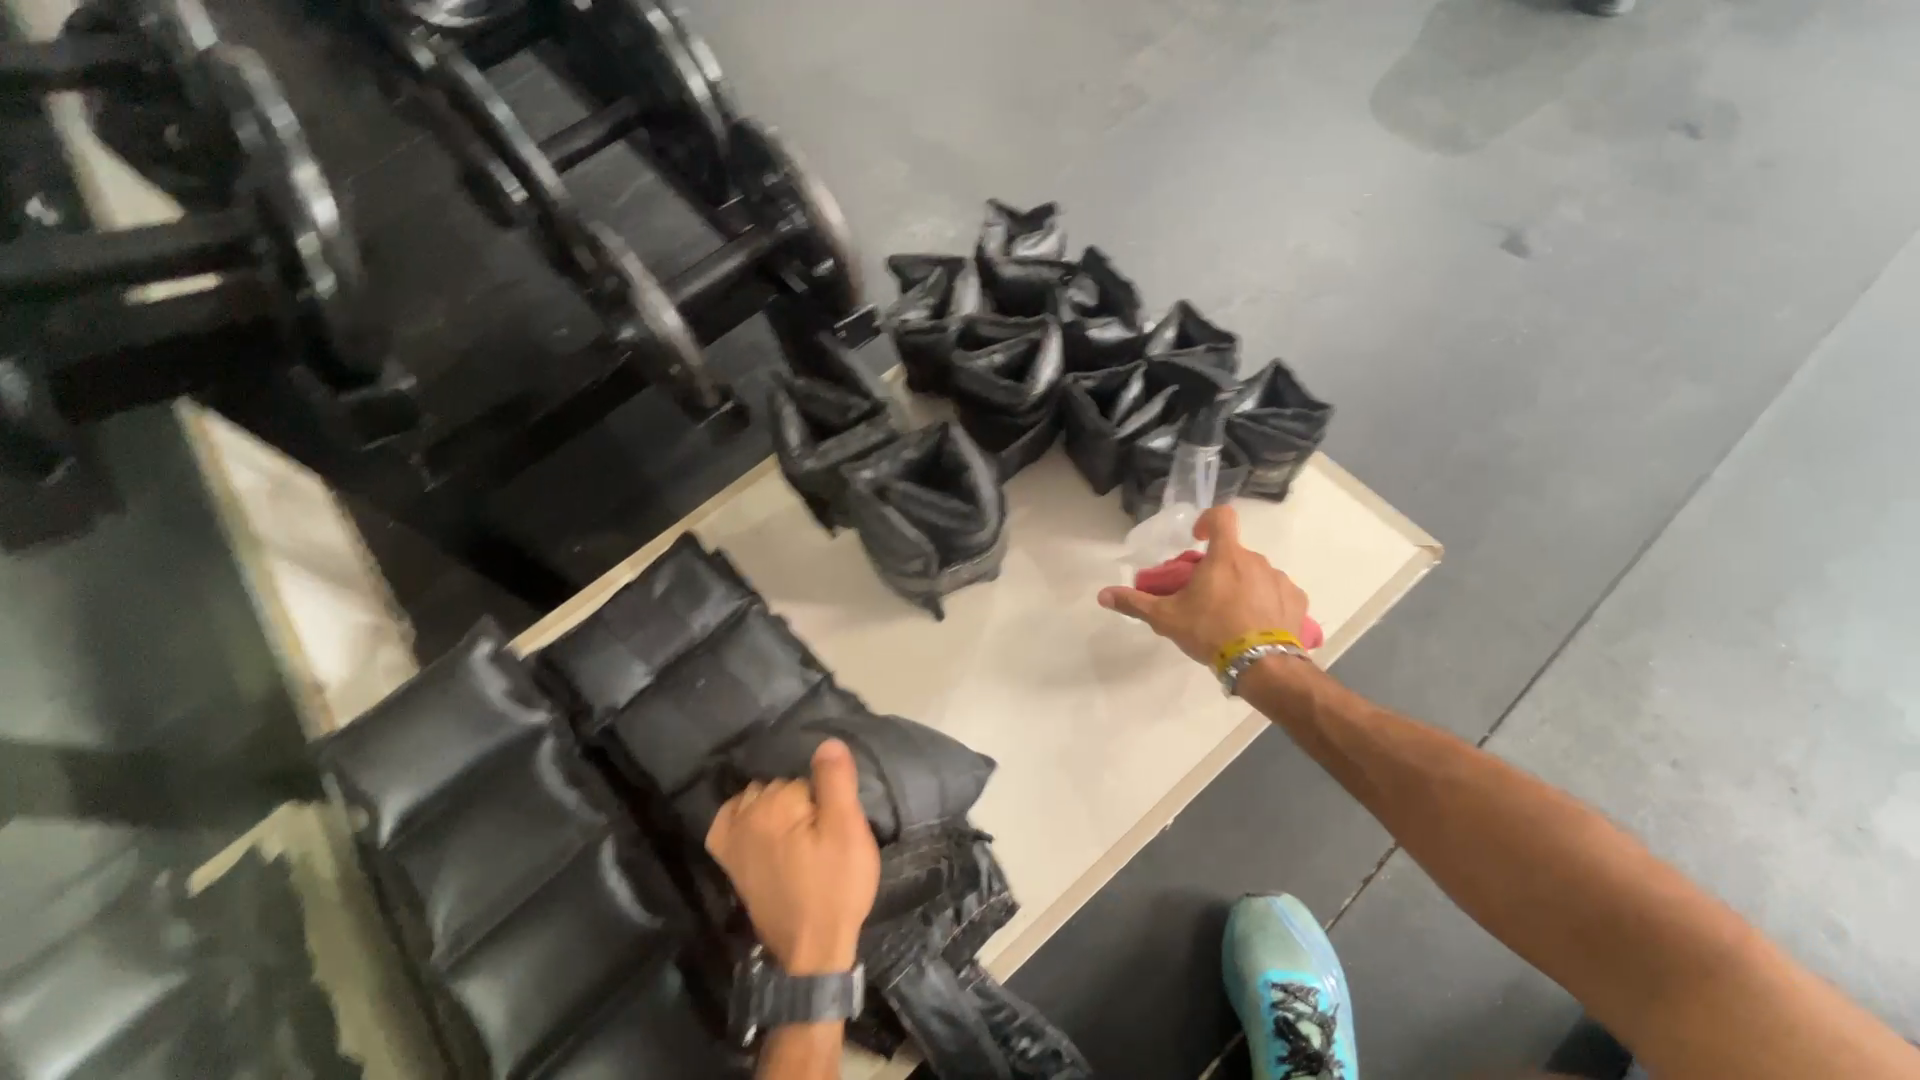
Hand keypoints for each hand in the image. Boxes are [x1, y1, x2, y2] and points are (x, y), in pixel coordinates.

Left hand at [706, 739, 880, 974]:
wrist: (811, 949)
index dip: (826, 797)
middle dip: (802, 799)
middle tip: (822, 832)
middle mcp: (745, 813)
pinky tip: (759, 825)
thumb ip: (836, 782)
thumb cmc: (835, 887)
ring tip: (799, 833)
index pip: (806, 777)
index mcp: (775, 803)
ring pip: (758, 798)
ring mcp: (732, 838)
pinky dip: (742, 815)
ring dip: (775, 806)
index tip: (837, 822)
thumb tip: (825, 742)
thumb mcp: (848, 831)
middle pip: (781, 786)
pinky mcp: (728, 860)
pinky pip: (728, 819)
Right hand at [1097, 505, 1310, 665]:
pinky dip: (1266, 604)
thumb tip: (1103, 594)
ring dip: (1243, 587)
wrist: (1262, 664)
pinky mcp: (1296, 601)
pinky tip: (1256, 627)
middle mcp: (1256, 560)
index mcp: (1225, 556)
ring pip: (1256, 574)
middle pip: (1234, 554)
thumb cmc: (1211, 632)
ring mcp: (1280, 579)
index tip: (1197, 539)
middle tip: (1205, 596)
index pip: (1221, 517)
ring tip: (1231, 617)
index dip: (1207, 521)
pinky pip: (1277, 594)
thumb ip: (1135, 603)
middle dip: (1219, 569)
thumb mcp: (1167, 618)